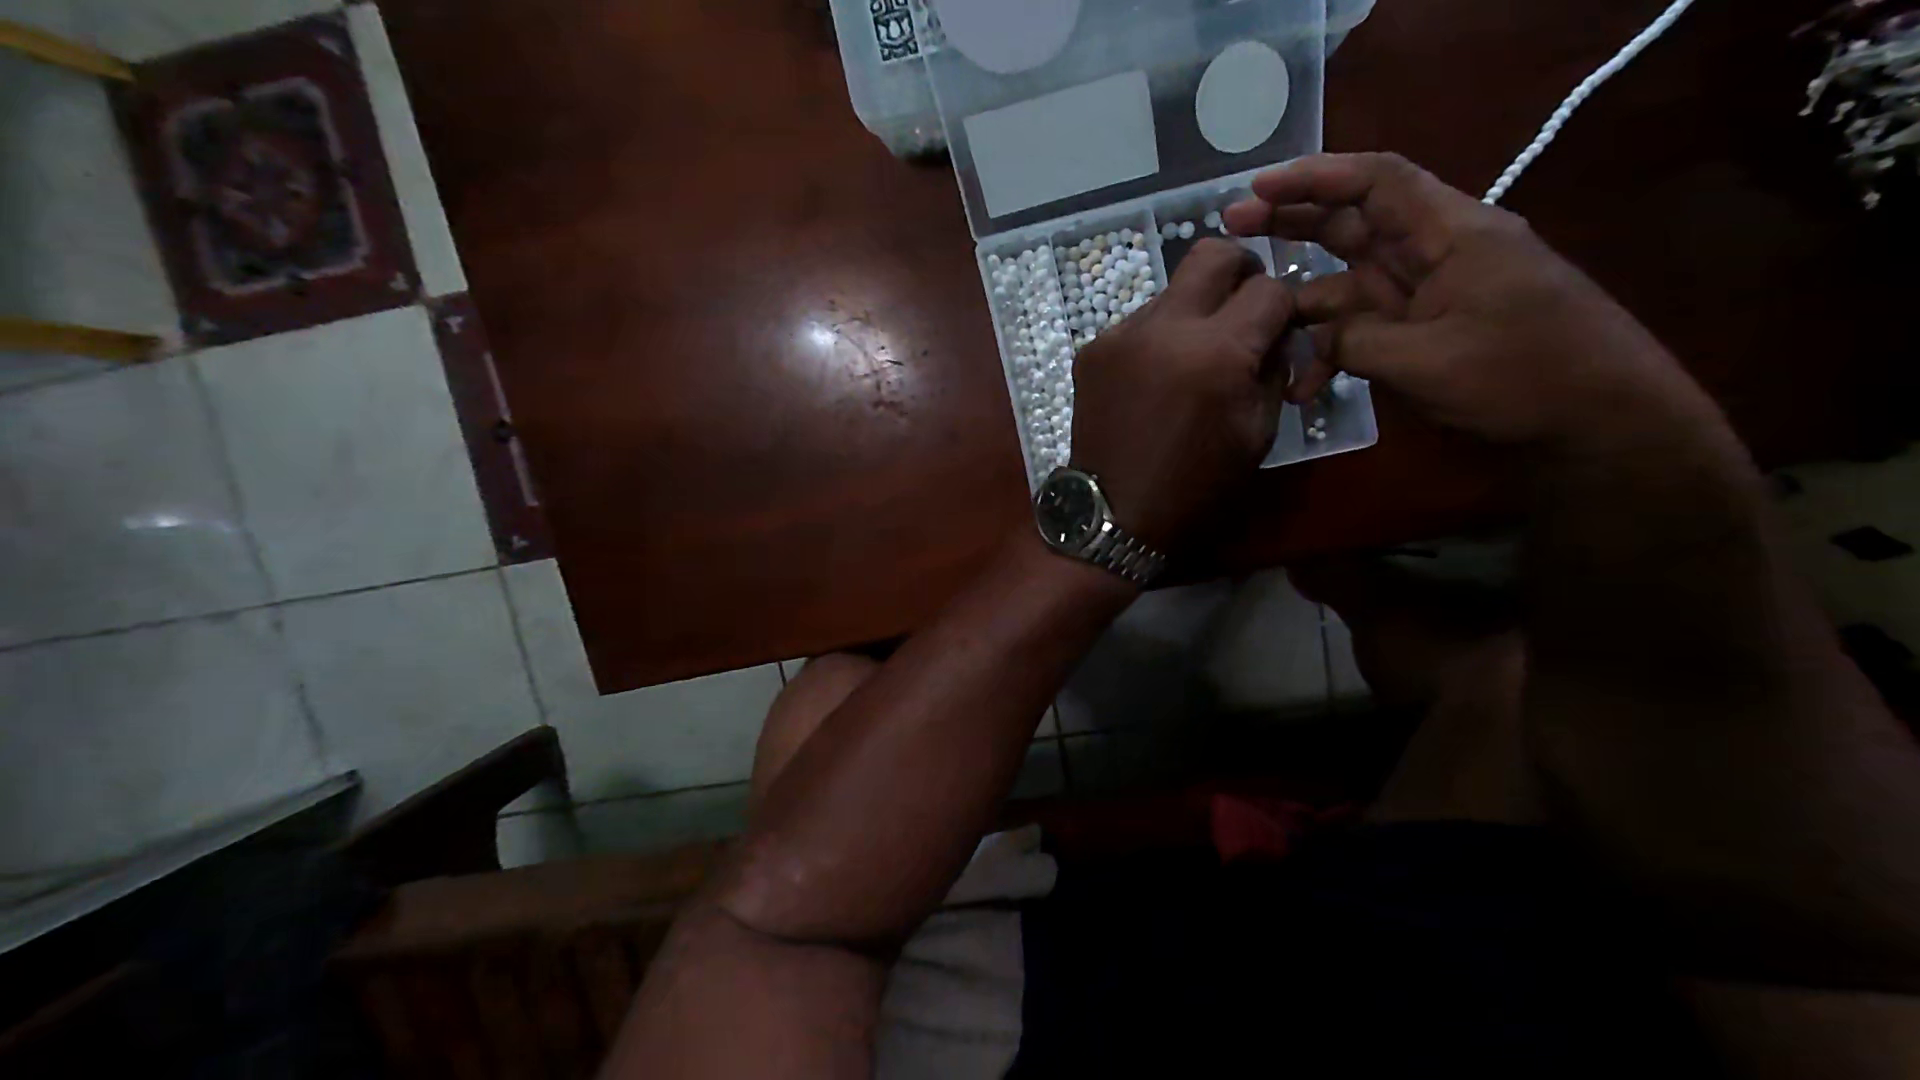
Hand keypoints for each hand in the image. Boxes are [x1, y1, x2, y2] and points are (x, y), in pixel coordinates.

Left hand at [1069, 239, 1294, 548]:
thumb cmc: (1196, 485)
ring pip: (1171, 290)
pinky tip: (1154, 378)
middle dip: (1241, 271)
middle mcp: (1165, 328)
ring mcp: (1120, 336)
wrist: (1114, 514)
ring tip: (1191, 358)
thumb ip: (1274, 368)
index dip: (1283, 308)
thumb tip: (1275, 333)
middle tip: (1243, 307)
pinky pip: (1138, 323)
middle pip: (1213, 254)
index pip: (1269, 289)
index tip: (1279, 331)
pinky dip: (1157, 338)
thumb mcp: (1257, 432)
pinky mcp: (1091, 351)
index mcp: (1216, 353)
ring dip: (1193, 311)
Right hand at [1224, 153, 1722, 449]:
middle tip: (1230, 230)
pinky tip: (1301, 388)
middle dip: (1292, 224)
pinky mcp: (1418, 333)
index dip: (1314, 178)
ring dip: (1300, 309)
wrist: (1595, 422)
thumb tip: (1315, 337)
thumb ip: (1356, 340)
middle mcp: (1431, 254)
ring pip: (1345, 285)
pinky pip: (1359, 332)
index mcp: (1449, 235)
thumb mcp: (1427, 359)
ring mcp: (1423, 296)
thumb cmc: (1525, 376)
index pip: (1376, 182)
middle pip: (1351, 224)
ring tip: (1251, 328)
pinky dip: (1328, 354)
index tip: (1257, 191)